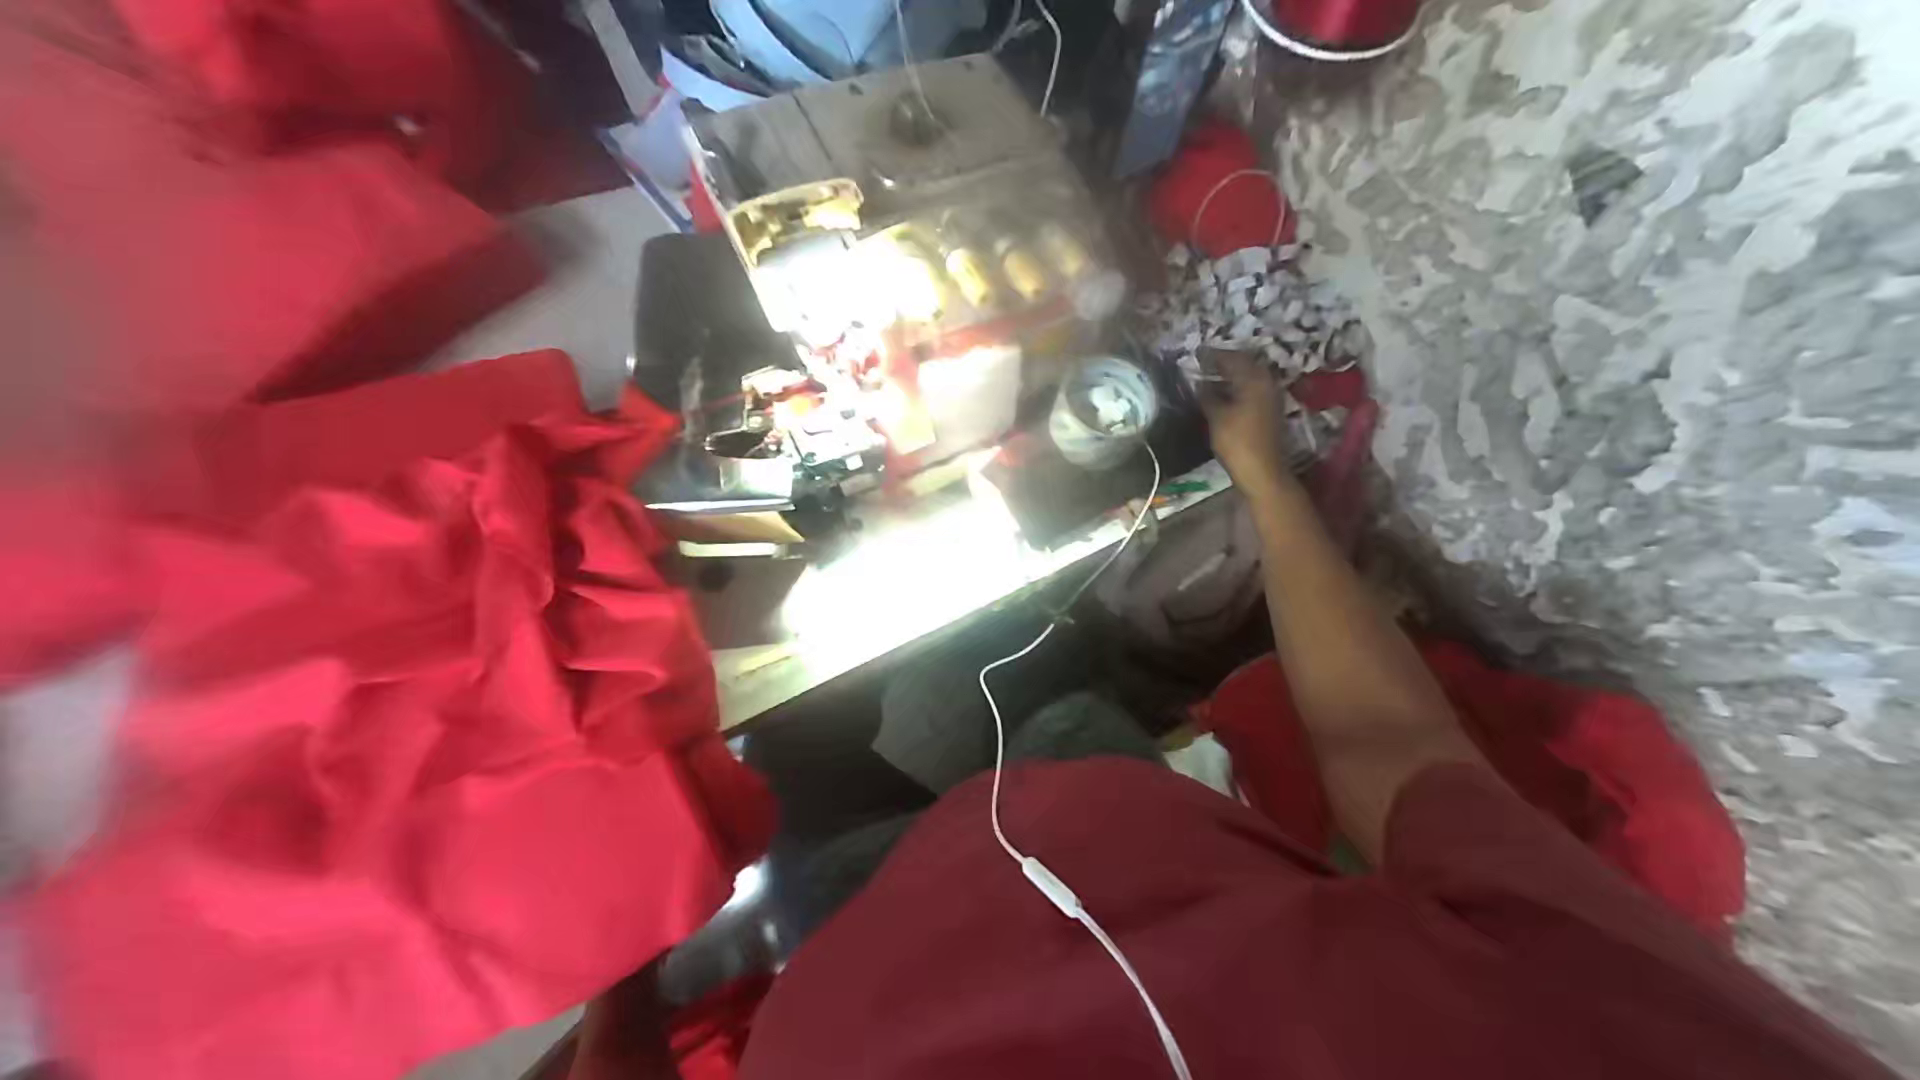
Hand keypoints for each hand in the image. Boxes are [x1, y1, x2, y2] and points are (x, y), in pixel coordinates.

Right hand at [1197, 349, 1295, 495]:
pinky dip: (1235, 387)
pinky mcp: (1268, 409)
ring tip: (1207, 377)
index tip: (1195, 353)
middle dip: (1222, 362)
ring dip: (1229, 375)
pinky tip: (1221, 394)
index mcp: (1254, 379)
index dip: (1212, 355)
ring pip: (1247, 377)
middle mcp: (1266, 382)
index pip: (1232, 358)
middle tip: (1201, 363)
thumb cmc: (1237, 442)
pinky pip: (1250, 389)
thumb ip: (1207, 395)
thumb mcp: (1216, 417)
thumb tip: (1199, 382)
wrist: (1262, 471)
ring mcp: (1270, 396)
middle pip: (1243, 365)